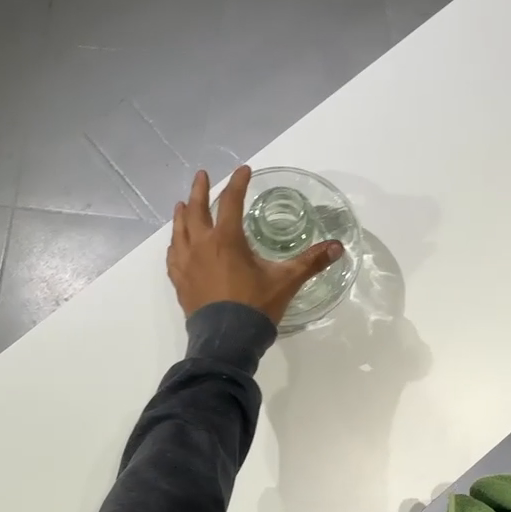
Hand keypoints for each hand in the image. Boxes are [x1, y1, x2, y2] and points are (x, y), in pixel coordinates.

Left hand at [167, 166, 343, 326]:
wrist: (226, 341)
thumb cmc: (255, 307)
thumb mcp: (286, 281)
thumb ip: (310, 261)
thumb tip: (338, 247)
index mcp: (226, 239)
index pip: (231, 200)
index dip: (238, 182)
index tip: (244, 170)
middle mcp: (201, 245)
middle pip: (196, 209)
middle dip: (200, 189)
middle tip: (202, 175)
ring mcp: (186, 263)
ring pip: (179, 230)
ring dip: (182, 213)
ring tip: (182, 204)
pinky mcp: (179, 281)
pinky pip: (172, 255)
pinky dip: (175, 243)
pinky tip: (177, 244)